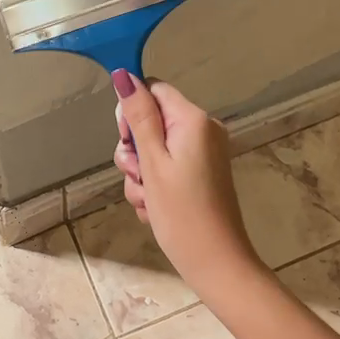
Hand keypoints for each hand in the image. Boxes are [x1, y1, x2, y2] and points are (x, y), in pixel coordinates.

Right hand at [111, 70, 263, 298]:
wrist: (216, 264)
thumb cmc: (182, 213)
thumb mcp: (152, 163)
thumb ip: (138, 117)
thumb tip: (124, 74)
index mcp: (194, 120)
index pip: (152, 90)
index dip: (133, 112)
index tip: (127, 142)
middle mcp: (203, 130)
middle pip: (150, 121)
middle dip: (134, 151)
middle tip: (138, 177)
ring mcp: (203, 153)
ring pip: (153, 149)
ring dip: (141, 174)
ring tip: (148, 200)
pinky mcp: (201, 174)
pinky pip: (166, 167)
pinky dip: (155, 186)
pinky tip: (156, 208)